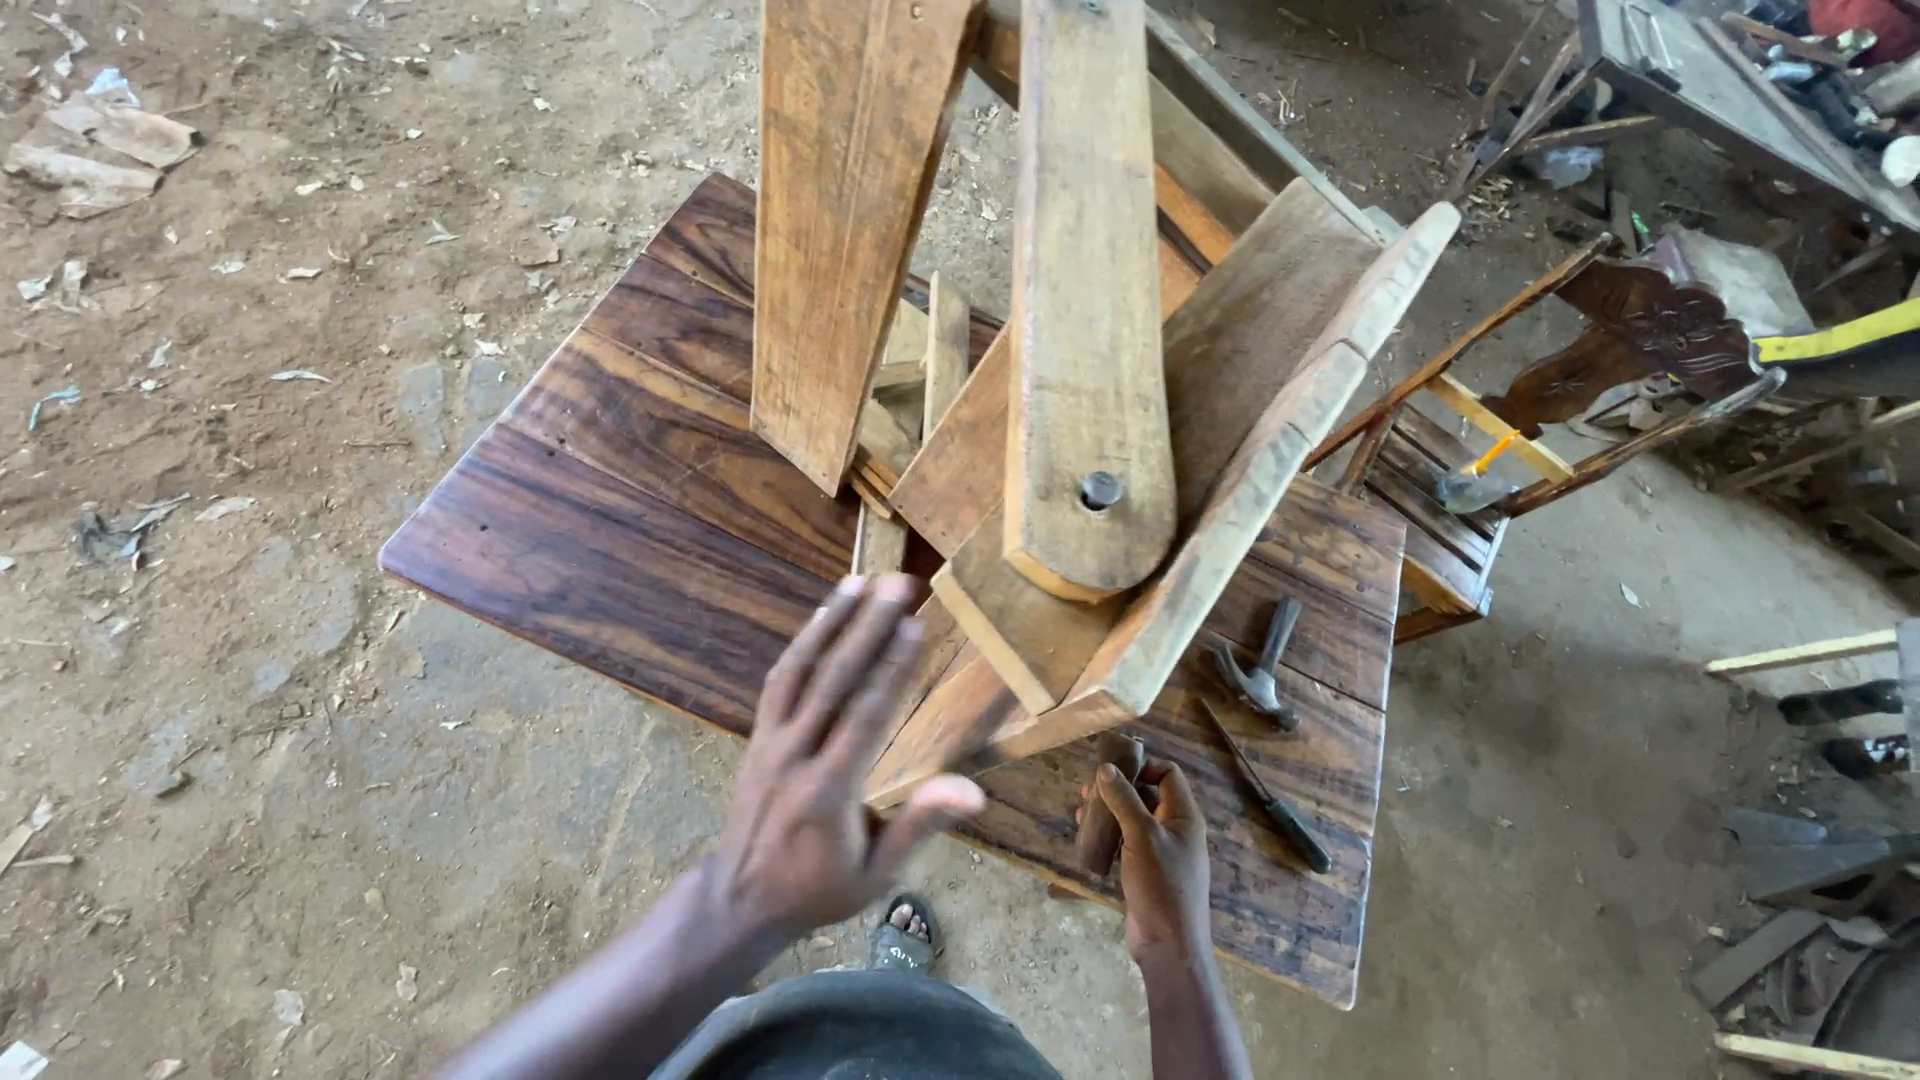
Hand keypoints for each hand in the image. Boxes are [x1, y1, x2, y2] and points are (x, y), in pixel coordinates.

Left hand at [704, 574, 985, 939]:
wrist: (739, 900)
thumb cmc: (818, 890)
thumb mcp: (876, 874)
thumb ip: (918, 825)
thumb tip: (973, 791)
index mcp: (829, 792)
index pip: (865, 717)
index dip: (892, 668)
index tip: (916, 625)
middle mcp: (796, 755)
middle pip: (834, 680)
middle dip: (869, 627)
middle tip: (899, 585)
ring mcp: (771, 741)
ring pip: (801, 669)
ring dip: (831, 621)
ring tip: (860, 581)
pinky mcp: (758, 735)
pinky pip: (780, 680)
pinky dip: (803, 644)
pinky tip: (824, 615)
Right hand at [1095, 757, 1211, 962]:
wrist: (1169, 944)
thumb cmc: (1161, 884)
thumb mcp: (1141, 836)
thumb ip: (1124, 799)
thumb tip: (1105, 768)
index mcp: (1184, 816)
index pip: (1167, 773)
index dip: (1142, 765)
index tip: (1112, 768)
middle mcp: (1175, 829)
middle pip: (1146, 794)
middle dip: (1117, 788)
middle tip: (1087, 788)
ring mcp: (1161, 851)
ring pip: (1133, 818)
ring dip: (1108, 810)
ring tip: (1080, 809)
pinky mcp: (1146, 870)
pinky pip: (1126, 841)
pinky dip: (1109, 834)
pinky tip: (1087, 834)